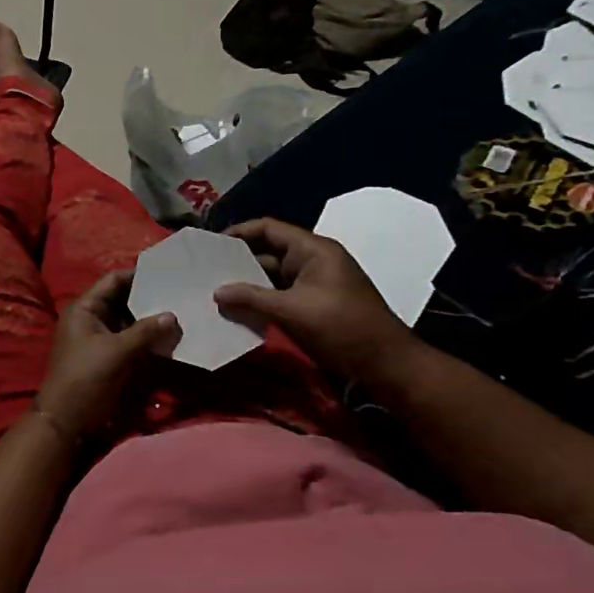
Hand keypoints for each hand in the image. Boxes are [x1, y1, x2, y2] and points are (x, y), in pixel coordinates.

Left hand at [33, 270, 179, 442]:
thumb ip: (145, 332)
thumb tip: (172, 315)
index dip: (137, 275)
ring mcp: (99, 338)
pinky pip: (130, 340)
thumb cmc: (86, 379)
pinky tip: (171, 338)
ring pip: (128, 321)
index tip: (168, 274)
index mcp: (84, 309)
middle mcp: (91, 319)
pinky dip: (146, 339)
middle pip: (122, 300)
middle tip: (181, 294)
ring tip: (182, 313)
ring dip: (150, 320)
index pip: (113, 281)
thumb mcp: (116, 352)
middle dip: (149, 298)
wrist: (67, 420)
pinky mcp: (108, 357)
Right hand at [212, 217, 420, 380]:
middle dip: (238, 261)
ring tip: (216, 290)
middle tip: (206, 270)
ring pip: (272, 275)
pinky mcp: (314, 303)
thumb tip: (216, 292)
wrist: (386, 364)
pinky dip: (260, 299)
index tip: (211, 246)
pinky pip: (280, 294)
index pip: (268, 228)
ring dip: (247, 283)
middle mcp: (313, 260)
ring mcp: (314, 283)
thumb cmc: (342, 327)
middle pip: (268, 251)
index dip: (239, 233)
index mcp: (313, 250)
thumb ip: (252, 299)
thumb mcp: (292, 311)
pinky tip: (238, 309)